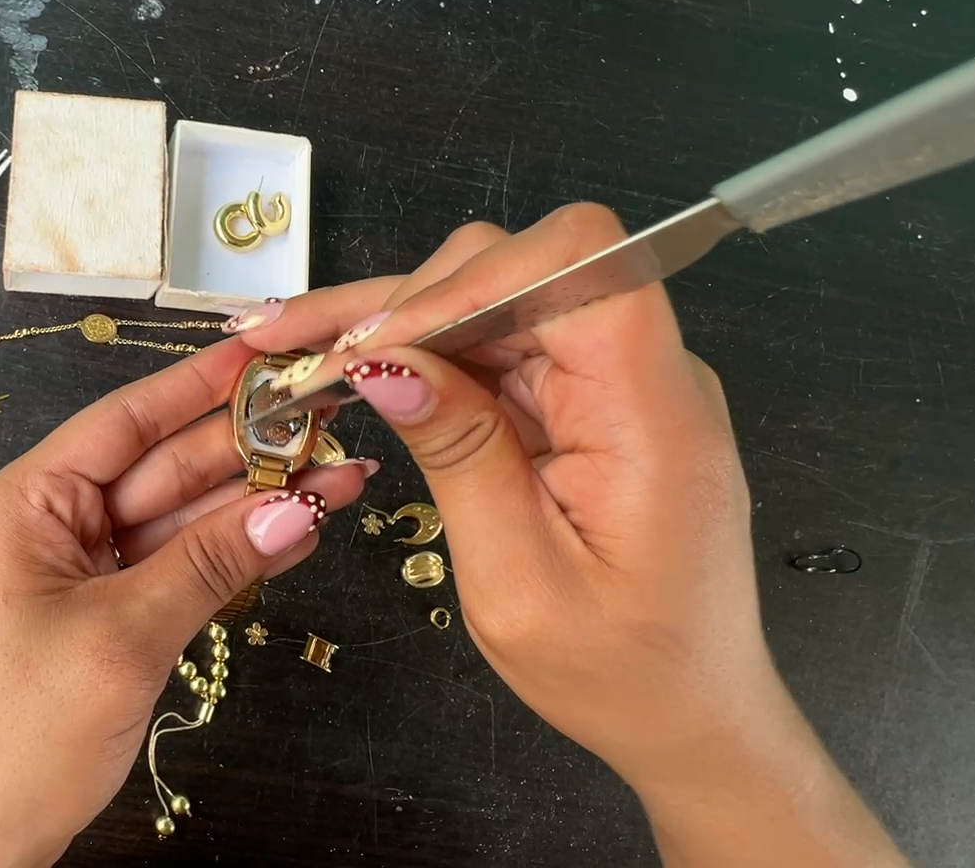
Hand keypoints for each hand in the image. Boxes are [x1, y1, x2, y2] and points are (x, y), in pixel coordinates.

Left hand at [0, 340, 372, 867]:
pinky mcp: (109, 605)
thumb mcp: (122, 636)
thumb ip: (211, 564)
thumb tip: (295, 505)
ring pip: (179, 516)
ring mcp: (85, 564)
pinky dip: (232, 550)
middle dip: (244, 448)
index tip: (258, 353)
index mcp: (28, 501)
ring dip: (252, 500)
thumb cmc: (20, 734)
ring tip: (336, 473)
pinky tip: (294, 526)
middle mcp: (54, 519)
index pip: (124, 421)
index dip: (195, 384)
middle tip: (325, 423)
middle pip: (162, 467)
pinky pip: (178, 562)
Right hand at [228, 204, 904, 866]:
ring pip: (477, 294)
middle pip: (511, 265)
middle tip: (305, 353)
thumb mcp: (516, 580)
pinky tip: (341, 367)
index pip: (577, 264)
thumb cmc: (613, 668)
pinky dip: (403, 350)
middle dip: (401, 301)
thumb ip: (458, 455)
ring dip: (383, 319)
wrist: (680, 710)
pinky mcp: (562, 391)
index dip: (468, 281)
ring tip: (295, 349)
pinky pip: (474, 341)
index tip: (379, 345)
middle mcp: (631, 371)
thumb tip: (381, 361)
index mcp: (651, 412)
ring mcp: (595, 376)